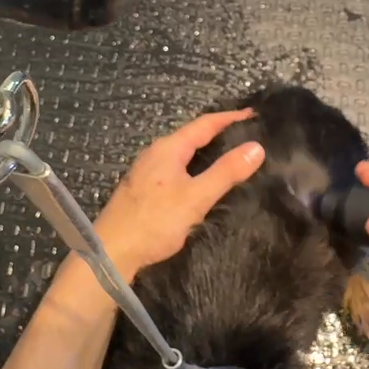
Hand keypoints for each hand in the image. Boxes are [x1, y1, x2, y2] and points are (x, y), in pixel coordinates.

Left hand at [95, 109, 263, 280]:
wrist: (111, 254)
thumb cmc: (154, 222)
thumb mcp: (196, 197)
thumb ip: (226, 172)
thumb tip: (256, 146)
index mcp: (168, 148)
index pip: (205, 123)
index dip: (230, 117)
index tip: (254, 114)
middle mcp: (156, 153)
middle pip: (192, 135)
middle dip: (219, 132)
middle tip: (246, 133)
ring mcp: (147, 171)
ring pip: (183, 153)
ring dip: (206, 150)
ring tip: (230, 153)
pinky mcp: (143, 188)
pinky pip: (176, 167)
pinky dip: (195, 166)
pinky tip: (202, 178)